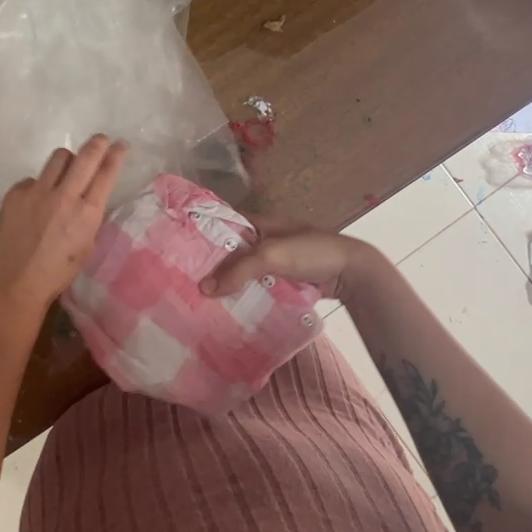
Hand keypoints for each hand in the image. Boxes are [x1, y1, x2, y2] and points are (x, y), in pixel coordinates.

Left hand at [0, 135, 128, 315]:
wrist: (16, 283)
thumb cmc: (57, 273)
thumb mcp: (86, 245)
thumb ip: (89, 217)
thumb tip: (88, 197)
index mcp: (87, 213)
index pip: (107, 173)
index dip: (116, 155)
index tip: (120, 144)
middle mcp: (64, 196)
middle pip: (85, 156)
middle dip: (97, 144)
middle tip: (100, 139)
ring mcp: (37, 192)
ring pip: (58, 158)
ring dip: (68, 161)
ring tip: (67, 170)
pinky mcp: (15, 194)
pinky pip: (33, 179)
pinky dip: (40, 186)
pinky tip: (36, 203)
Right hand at [199, 218, 380, 300]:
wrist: (351, 273)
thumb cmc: (311, 251)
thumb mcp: (271, 255)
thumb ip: (238, 270)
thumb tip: (203, 290)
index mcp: (260, 222)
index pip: (224, 223)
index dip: (203, 233)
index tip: (179, 249)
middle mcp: (263, 239)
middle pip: (230, 251)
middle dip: (211, 265)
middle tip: (184, 280)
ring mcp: (274, 263)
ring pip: (242, 272)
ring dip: (227, 284)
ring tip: (198, 299)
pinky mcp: (282, 282)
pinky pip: (256, 288)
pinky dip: (244, 296)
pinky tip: (226, 309)